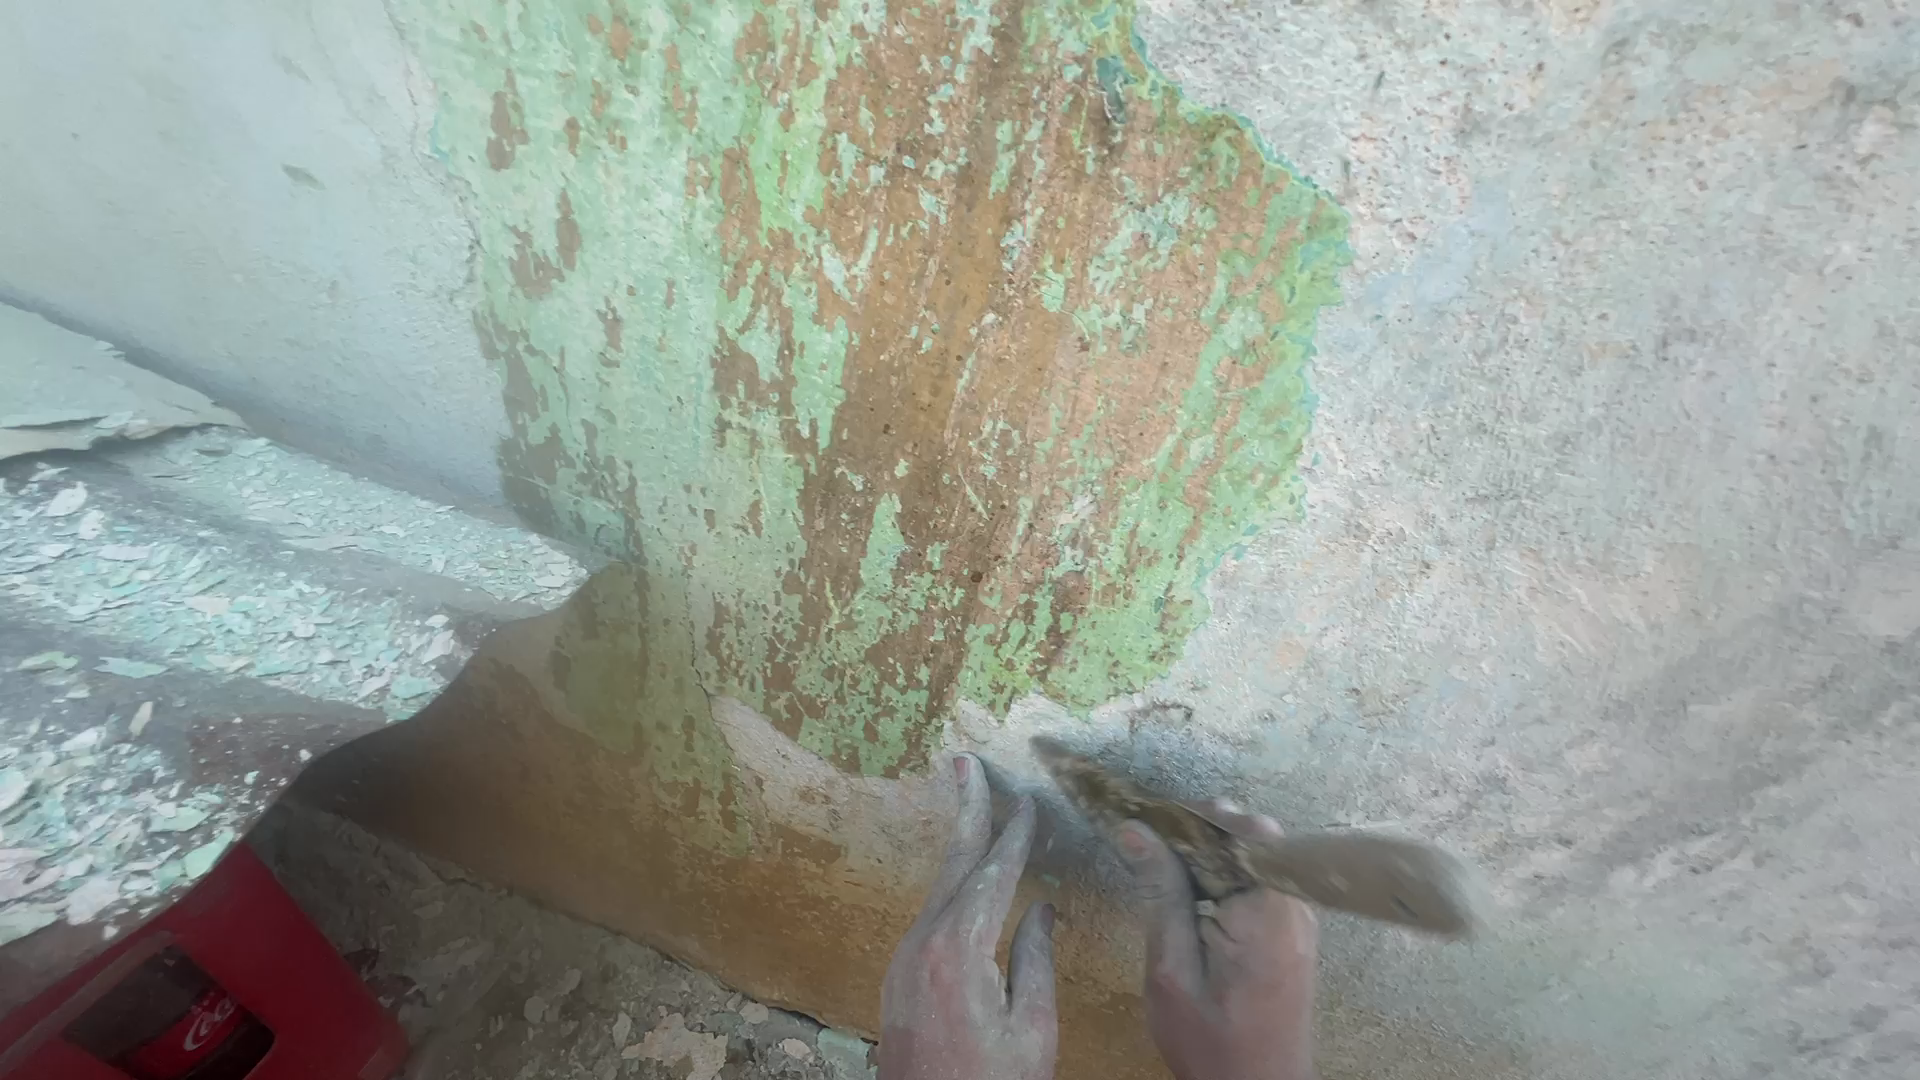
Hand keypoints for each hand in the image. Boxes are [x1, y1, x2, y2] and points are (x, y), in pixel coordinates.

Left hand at [879, 753, 1056, 1079]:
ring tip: (971, 801)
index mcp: (960, 951)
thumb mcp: (1032, 1033)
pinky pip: (933, 910)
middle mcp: (924, 941)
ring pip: (940, 884)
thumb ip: (1035, 961)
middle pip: (953, 862)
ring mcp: (906, 956)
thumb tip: (1042, 908)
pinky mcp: (901, 973)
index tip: (1029, 802)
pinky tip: (966, 872)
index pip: (994, 875)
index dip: (1015, 836)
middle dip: (965, 808)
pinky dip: (953, 880)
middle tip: (965, 762)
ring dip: (960, 842)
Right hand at [1119, 801, 1318, 1079]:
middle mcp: (1294, 909)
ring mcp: (1297, 919)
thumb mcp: (1171, 970)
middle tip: (1155, 841)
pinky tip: (1191, 886)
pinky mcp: (1290, 930)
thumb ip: (1160, 893)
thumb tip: (1135, 828)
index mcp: (1269, 917)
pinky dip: (1222, 871)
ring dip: (1210, 849)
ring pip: (1254, 854)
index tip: (1159, 822)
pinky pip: (1257, 878)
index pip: (1250, 833)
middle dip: (1201, 830)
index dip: (1204, 817)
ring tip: (1167, 862)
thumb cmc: (1210, 1043)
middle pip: (1253, 838)